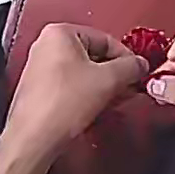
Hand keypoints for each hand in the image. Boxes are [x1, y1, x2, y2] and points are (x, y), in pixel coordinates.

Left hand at [4, 23, 147, 162]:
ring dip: (104, 85)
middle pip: (94, 55)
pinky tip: (98, 107)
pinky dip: (88, 94)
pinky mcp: (40, 90)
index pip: (105, 39)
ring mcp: (41, 68)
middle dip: (115, 73)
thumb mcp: (109, 80)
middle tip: (129, 86)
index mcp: (60, 34)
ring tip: (116, 98)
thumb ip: (130, 67)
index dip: (126, 57)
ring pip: (84, 72)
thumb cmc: (61, 105)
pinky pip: (72, 85)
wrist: (34, 139)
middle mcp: (46, 46)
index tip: (137, 71)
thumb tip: (140, 64)